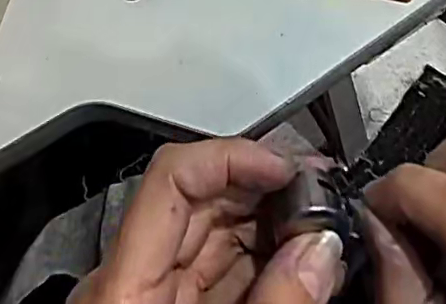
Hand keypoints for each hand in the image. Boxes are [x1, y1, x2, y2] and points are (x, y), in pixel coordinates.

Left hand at [73, 139, 345, 303]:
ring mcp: (147, 302)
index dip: (234, 157)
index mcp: (122, 290)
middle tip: (319, 195)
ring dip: (268, 222)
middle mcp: (129, 283)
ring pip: (212, 231)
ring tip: (316, 227)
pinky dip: (259, 260)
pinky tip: (296, 264)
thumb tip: (322, 246)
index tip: (287, 167)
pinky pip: (215, 270)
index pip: (173, 177)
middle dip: (264, 188)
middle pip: (199, 199)